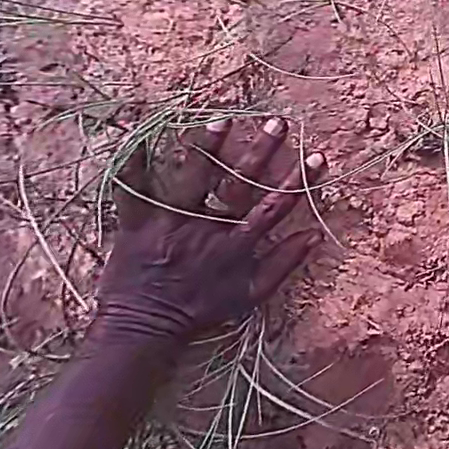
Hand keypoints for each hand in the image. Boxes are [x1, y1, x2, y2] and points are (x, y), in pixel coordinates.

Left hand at [94, 117, 323, 347]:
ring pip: (192, 180)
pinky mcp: (135, 225)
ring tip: (224, 119)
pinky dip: (133, 166)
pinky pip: (132, 192)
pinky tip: (139, 137)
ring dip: (208, 148)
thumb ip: (284, 264)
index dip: (298, 181)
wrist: (144, 328)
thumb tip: (316, 234)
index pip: (274, 208)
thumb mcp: (251, 295)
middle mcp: (205, 230)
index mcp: (235, 246)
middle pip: (238, 184)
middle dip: (261, 152)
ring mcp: (169, 225)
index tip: (317, 155)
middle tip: (278, 122)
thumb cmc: (202, 309)